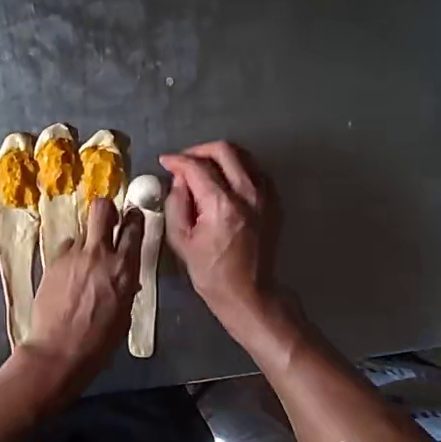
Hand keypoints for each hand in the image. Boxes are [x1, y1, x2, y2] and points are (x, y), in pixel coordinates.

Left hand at [17, 198, 143, 395]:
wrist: (60, 350)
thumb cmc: (99, 340)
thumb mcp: (123, 314)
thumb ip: (125, 289)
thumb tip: (126, 281)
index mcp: (124, 268)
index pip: (133, 227)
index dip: (133, 219)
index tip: (131, 218)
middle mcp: (100, 254)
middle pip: (102, 209)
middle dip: (106, 210)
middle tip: (107, 221)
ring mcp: (73, 256)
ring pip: (81, 233)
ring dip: (85, 244)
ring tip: (82, 265)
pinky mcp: (52, 263)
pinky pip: (64, 250)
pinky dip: (68, 259)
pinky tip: (66, 277)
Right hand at [159, 141, 285, 340]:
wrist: (248, 291)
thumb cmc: (210, 272)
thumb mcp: (180, 241)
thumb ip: (176, 204)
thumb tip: (179, 180)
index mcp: (222, 205)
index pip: (197, 167)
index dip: (177, 160)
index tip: (166, 162)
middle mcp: (248, 194)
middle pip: (224, 150)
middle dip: (199, 150)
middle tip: (184, 161)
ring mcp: (266, 196)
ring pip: (244, 156)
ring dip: (220, 157)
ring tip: (203, 169)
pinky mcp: (274, 202)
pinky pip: (255, 171)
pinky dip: (238, 169)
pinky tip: (224, 182)